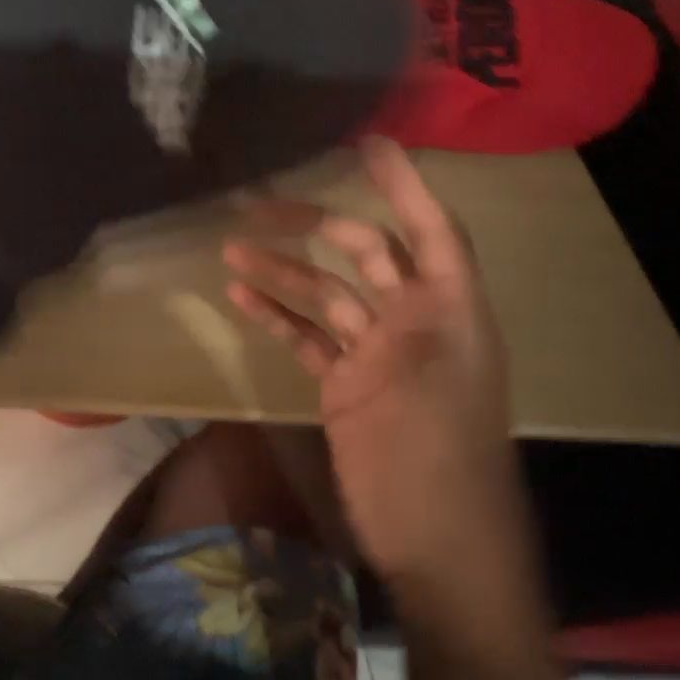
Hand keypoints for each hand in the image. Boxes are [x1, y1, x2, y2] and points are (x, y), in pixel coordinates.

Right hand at [223, 137, 522, 582]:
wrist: (435, 536)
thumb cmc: (439, 452)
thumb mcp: (442, 371)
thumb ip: (427, 306)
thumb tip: (415, 236)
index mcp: (448, 310)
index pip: (428, 230)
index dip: (404, 184)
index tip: (366, 142)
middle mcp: (414, 321)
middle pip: (363, 253)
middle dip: (314, 223)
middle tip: (258, 202)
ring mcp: (375, 353)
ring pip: (324, 294)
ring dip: (281, 271)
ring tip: (231, 250)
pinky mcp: (345, 383)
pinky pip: (307, 336)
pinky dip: (277, 316)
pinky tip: (241, 298)